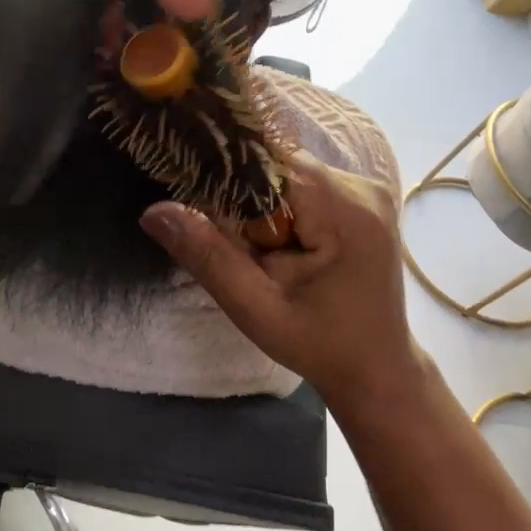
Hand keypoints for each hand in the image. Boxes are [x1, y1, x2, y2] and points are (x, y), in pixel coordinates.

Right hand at [139, 153, 424, 406]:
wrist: (377, 369)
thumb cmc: (319, 345)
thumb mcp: (254, 307)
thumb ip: (208, 256)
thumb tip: (154, 211)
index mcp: (344, 209)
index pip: (268, 161)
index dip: (227, 179)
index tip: (203, 210)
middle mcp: (362, 186)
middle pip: (277, 164)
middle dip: (244, 199)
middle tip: (239, 247)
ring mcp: (366, 190)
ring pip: (286, 173)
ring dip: (260, 205)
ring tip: (258, 252)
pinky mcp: (360, 200)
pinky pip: (303, 186)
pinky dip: (279, 209)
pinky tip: (276, 245)